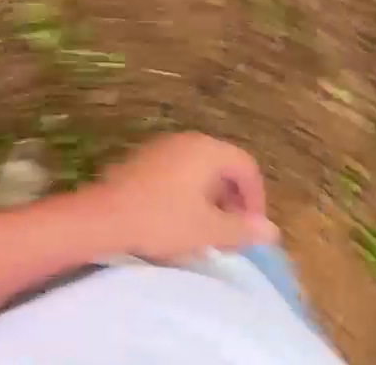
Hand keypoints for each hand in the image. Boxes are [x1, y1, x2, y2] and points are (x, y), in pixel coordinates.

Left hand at [78, 132, 278, 262]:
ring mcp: (162, 147)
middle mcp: (187, 140)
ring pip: (200, 170)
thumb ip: (242, 229)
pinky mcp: (144, 160)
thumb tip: (272, 230)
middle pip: (223, 165)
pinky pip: (179, 172)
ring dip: (212, 199)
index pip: (246, 166)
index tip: (251, 230)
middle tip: (232, 234)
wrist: (103, 216)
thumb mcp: (208, 230)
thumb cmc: (162, 220)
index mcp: (207, 149)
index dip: (256, 198)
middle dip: (234, 200)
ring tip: (207, 232)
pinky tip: (180, 221)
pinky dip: (189, 194)